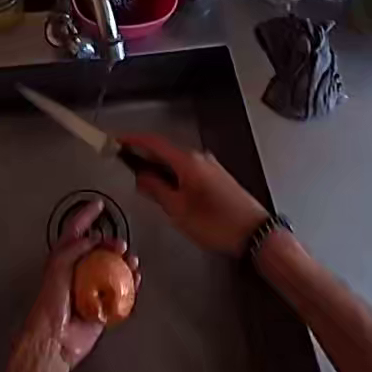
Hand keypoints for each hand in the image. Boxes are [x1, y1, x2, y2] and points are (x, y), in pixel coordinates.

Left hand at [16, 199, 141, 368]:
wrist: (55, 339)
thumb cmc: (50, 304)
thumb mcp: (59, 266)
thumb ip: (75, 248)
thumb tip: (94, 238)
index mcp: (64, 259)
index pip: (75, 230)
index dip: (86, 215)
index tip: (98, 205)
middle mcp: (78, 271)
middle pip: (99, 249)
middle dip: (111, 243)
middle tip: (119, 244)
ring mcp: (91, 288)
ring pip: (112, 268)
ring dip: (124, 262)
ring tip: (131, 260)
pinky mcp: (102, 305)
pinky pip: (120, 291)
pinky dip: (130, 283)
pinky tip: (135, 278)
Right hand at [122, 133, 268, 256]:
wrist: (254, 232)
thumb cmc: (217, 223)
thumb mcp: (179, 210)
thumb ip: (156, 190)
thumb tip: (140, 177)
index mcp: (188, 161)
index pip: (155, 142)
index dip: (134, 139)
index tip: (117, 140)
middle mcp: (199, 157)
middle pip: (165, 150)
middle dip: (144, 155)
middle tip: (125, 164)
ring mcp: (209, 165)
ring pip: (176, 161)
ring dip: (158, 167)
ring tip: (143, 182)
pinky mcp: (215, 176)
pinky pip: (187, 168)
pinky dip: (172, 173)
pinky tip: (167, 189)